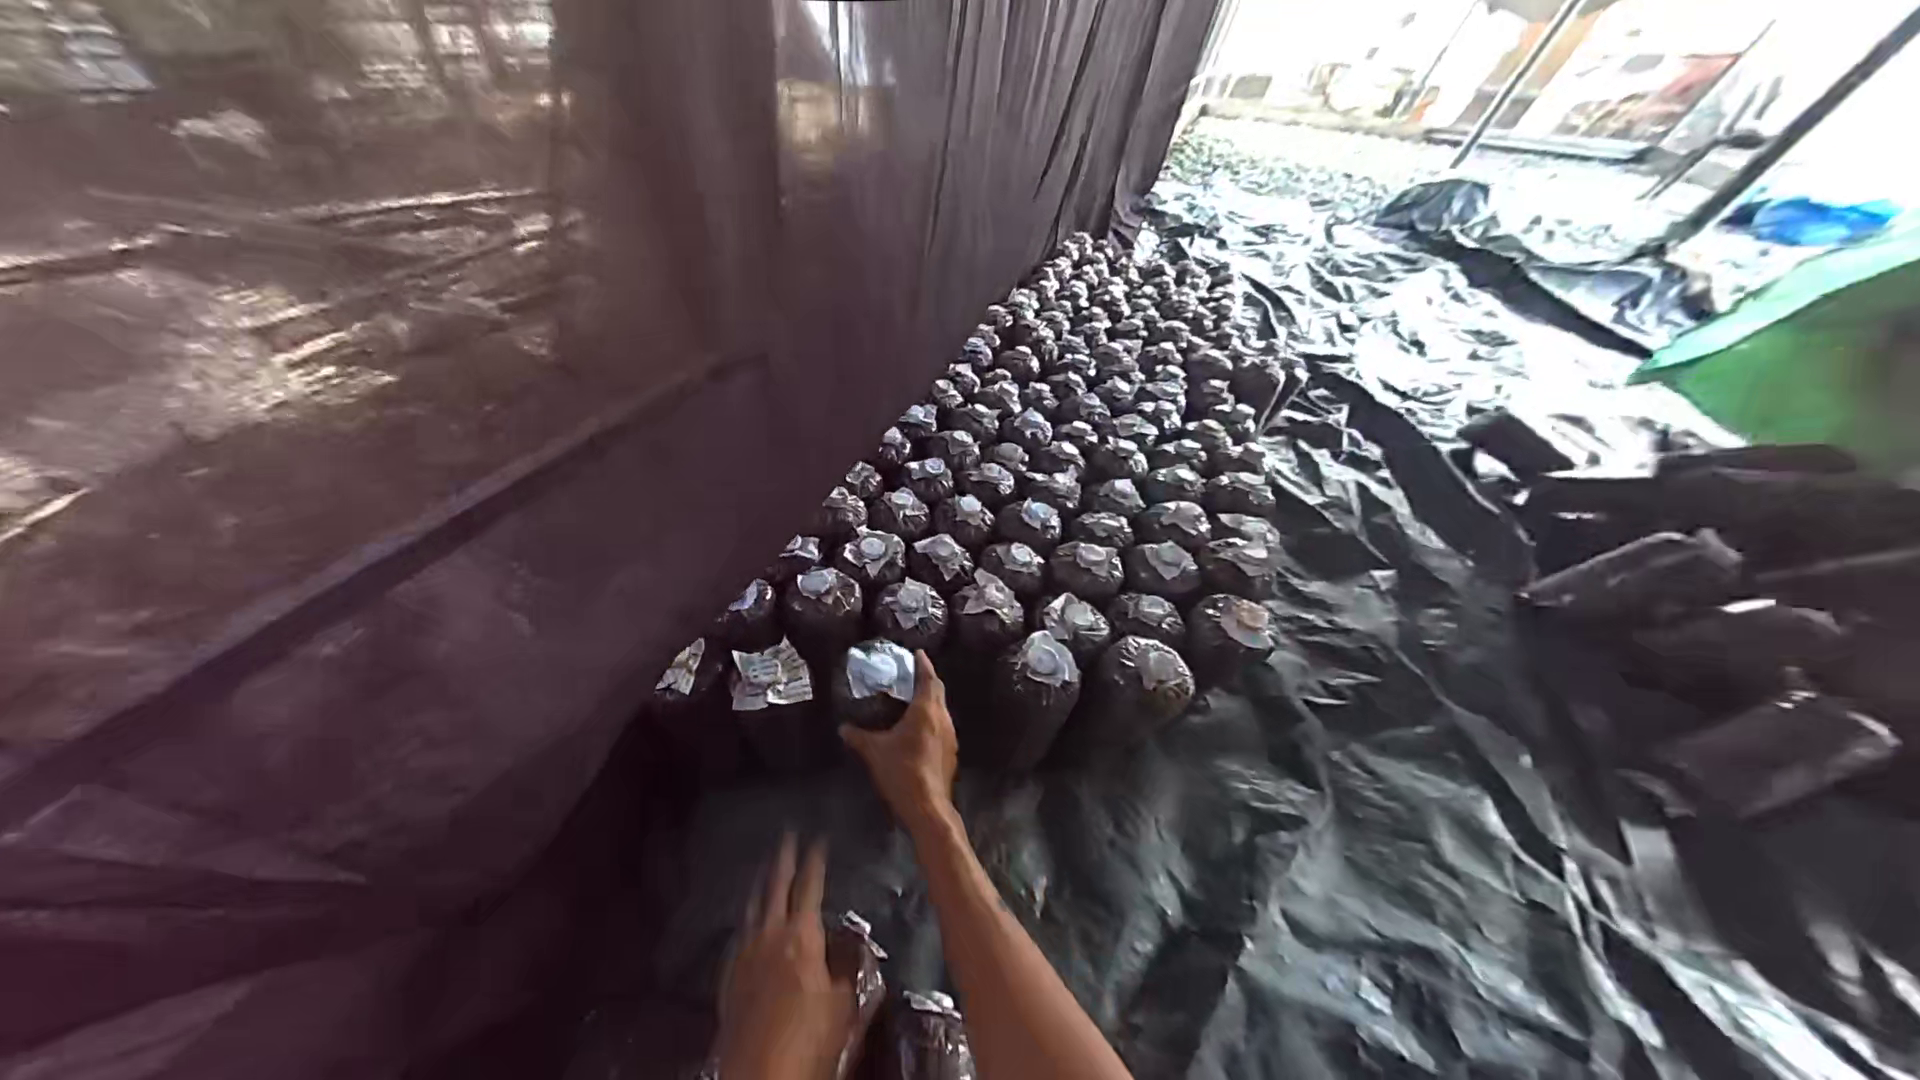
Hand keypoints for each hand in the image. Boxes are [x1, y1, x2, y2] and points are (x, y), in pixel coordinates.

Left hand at [716, 834, 853, 1079]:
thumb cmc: (809, 1042)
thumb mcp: (845, 1007)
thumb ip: (850, 972)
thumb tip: (853, 952)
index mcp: (802, 936)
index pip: (810, 886)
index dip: (816, 861)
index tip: (819, 838)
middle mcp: (770, 936)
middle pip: (775, 887)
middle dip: (783, 859)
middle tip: (787, 835)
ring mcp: (744, 957)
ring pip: (752, 908)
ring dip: (761, 883)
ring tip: (765, 867)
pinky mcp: (728, 980)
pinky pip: (739, 936)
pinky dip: (747, 918)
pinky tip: (747, 921)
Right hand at [840, 650, 958, 836]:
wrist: (928, 807)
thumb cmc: (901, 772)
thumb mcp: (874, 752)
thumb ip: (858, 737)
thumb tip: (843, 728)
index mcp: (926, 710)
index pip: (928, 678)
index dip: (923, 664)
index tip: (917, 653)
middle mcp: (942, 718)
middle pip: (937, 691)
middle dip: (926, 679)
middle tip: (912, 673)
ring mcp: (950, 735)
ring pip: (941, 709)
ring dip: (930, 700)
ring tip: (913, 698)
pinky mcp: (951, 752)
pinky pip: (941, 725)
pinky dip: (932, 718)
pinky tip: (919, 727)